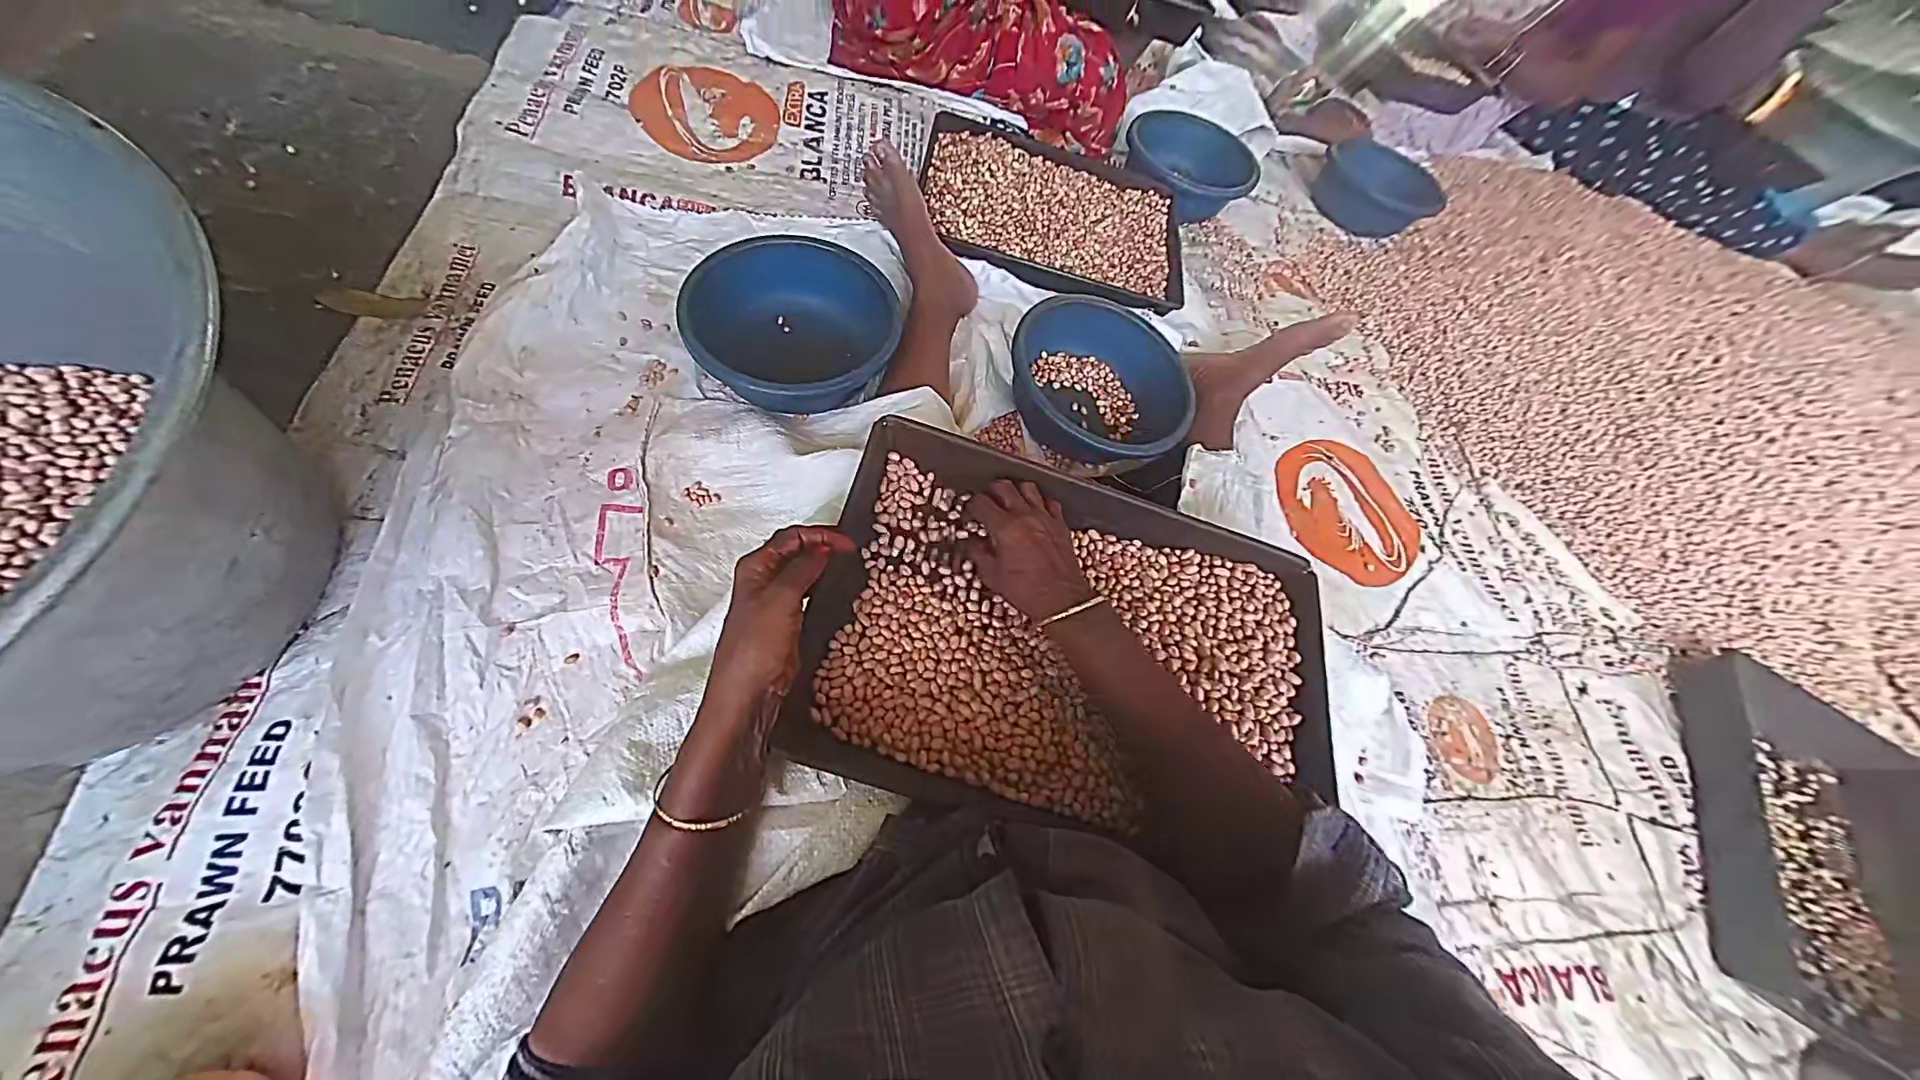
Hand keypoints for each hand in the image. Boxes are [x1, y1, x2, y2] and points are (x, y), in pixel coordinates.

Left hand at [706, 526, 855, 721]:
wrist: (747, 693)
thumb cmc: (755, 646)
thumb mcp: (782, 598)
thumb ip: (803, 568)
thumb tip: (823, 548)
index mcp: (755, 567)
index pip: (791, 537)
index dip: (820, 535)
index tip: (848, 542)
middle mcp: (762, 580)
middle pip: (796, 551)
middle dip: (823, 546)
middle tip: (852, 549)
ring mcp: (774, 602)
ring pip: (802, 573)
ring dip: (824, 566)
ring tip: (848, 565)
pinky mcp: (785, 622)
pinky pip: (806, 595)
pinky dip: (822, 587)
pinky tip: (836, 591)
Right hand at [965, 480, 1094, 622]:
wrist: (1061, 600)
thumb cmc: (1028, 591)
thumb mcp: (992, 576)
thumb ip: (978, 553)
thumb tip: (971, 543)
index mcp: (1005, 528)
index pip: (981, 502)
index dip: (971, 505)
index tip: (971, 513)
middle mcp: (1025, 517)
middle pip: (1004, 486)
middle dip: (991, 491)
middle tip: (987, 502)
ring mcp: (1045, 518)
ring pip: (1028, 487)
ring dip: (1016, 491)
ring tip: (1010, 501)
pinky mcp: (1060, 524)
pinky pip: (1050, 502)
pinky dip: (1040, 502)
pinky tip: (1035, 511)